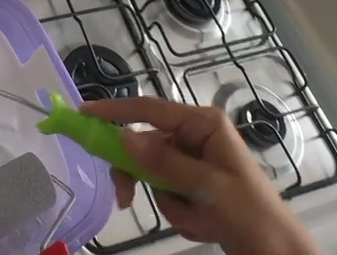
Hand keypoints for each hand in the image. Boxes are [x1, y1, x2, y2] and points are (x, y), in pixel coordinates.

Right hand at [82, 96, 316, 254]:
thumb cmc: (253, 216)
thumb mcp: (210, 189)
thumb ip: (166, 164)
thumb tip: (126, 138)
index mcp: (203, 124)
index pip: (149, 109)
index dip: (115, 111)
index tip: (83, 113)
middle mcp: (196, 136)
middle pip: (146, 144)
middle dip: (140, 175)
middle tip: (125, 199)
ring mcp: (195, 161)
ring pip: (154, 173)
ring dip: (169, 202)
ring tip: (197, 221)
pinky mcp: (195, 185)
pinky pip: (167, 193)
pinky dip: (180, 213)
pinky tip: (204, 225)